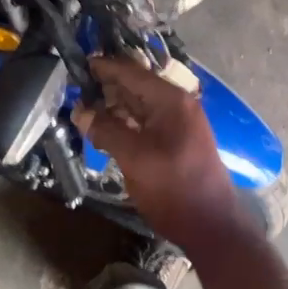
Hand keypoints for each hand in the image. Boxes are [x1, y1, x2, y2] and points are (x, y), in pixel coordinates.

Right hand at [74, 55, 250, 255]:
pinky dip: (125, 122)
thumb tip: (80, 111)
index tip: (79, 62)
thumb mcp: (134, 157)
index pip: (132, 72)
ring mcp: (179, 123)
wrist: (212, 226)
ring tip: (84, 106)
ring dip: (114, 105)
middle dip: (107, 86)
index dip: (105, 67)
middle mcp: (177, 104)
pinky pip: (146, 122)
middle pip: (136, 86)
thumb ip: (106, 130)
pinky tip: (105, 129)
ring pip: (140, 106)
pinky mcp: (177, 142)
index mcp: (171, 100)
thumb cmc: (173, 188)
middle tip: (76, 86)